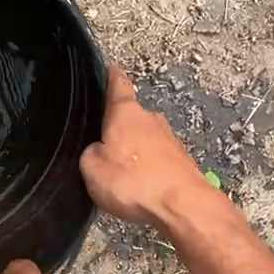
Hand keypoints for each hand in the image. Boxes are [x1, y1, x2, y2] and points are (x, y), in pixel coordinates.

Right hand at [80, 64, 219, 226]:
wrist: (182, 205)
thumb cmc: (134, 181)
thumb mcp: (93, 169)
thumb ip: (91, 154)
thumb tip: (99, 151)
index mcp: (126, 114)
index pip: (119, 86)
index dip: (114, 77)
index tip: (113, 68)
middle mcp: (150, 120)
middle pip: (132, 116)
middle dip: (121, 127)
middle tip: (107, 142)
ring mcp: (169, 140)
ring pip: (147, 139)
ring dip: (136, 150)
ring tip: (123, 172)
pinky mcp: (182, 161)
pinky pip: (159, 160)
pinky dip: (150, 169)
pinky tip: (142, 187)